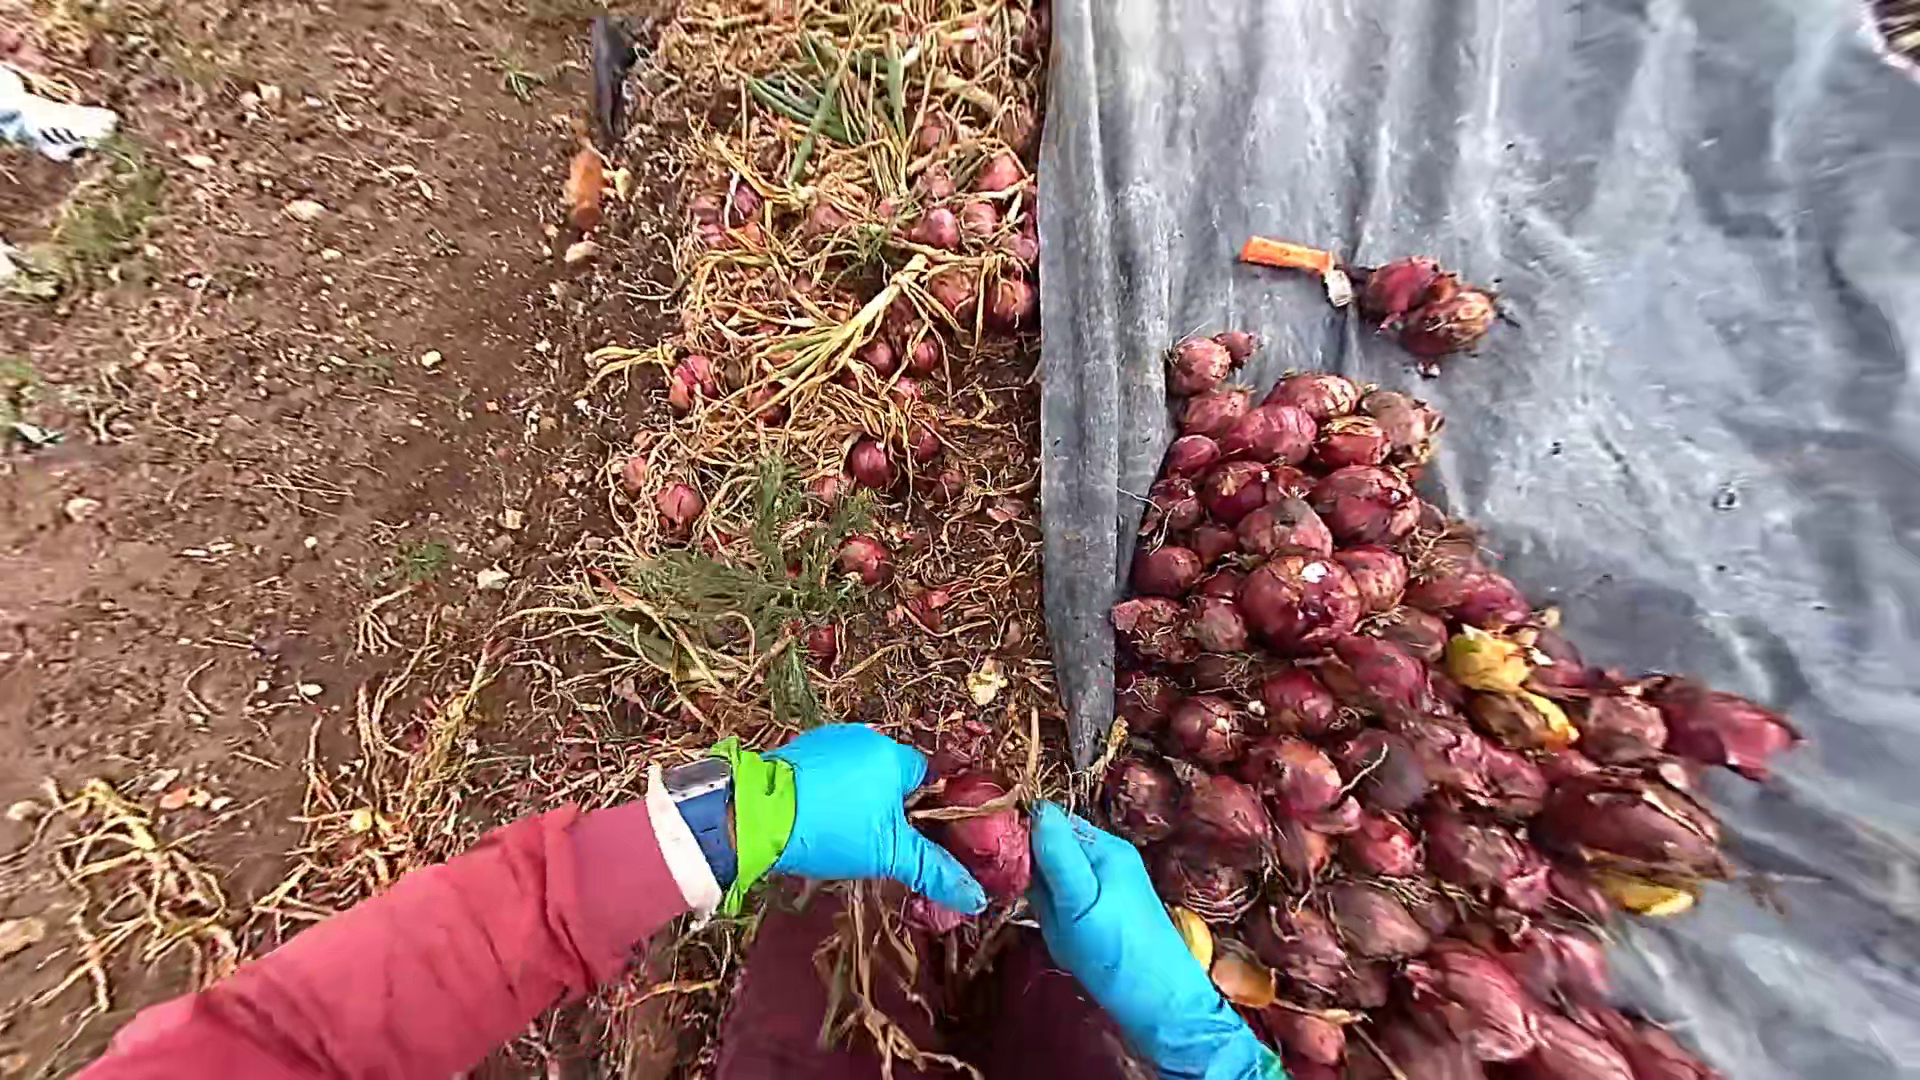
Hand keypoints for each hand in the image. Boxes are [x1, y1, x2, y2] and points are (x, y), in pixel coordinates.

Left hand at [768, 725, 986, 913]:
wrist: (759, 813)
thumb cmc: (833, 828)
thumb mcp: (888, 853)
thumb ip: (933, 870)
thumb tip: (976, 898)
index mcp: (894, 756)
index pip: (925, 778)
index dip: (921, 809)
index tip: (908, 835)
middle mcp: (868, 738)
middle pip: (894, 774)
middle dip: (889, 805)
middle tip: (876, 839)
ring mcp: (834, 738)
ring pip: (862, 771)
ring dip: (861, 795)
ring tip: (843, 829)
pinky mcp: (806, 746)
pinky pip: (834, 767)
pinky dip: (833, 786)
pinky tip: (820, 812)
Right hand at [1027, 803, 1277, 1079]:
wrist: (1167, 1015)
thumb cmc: (1119, 958)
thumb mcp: (1080, 904)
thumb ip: (1057, 855)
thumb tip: (1036, 807)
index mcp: (1104, 846)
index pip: (1050, 819)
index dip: (1026, 838)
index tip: (1015, 870)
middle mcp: (1108, 855)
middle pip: (1052, 844)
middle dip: (1036, 873)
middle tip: (1043, 909)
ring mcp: (1110, 880)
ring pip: (1057, 872)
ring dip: (1047, 897)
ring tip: (1058, 927)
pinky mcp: (1109, 905)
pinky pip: (1069, 895)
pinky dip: (1060, 912)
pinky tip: (1069, 936)